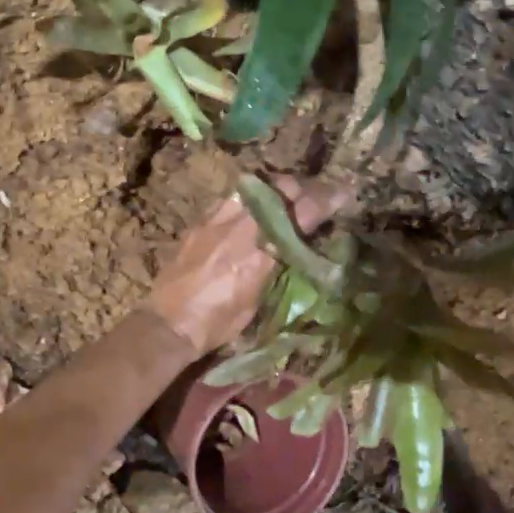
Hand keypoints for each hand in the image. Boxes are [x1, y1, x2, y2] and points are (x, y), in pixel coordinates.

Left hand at [143, 175, 347, 357]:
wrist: (170, 323)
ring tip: (281, 200)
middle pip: (279, 190)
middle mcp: (241, 228)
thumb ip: (278, 267)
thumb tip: (295, 250)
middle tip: (312, 197)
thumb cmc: (218, 324)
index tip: (343, 194)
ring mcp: (216, 221)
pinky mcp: (198, 223)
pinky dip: (245, 201)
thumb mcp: (259, 300)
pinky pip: (228, 200)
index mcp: (262, 252)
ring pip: (253, 188)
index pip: (302, 212)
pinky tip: (248, 212)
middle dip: (301, 189)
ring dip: (272, 190)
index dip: (327, 199)